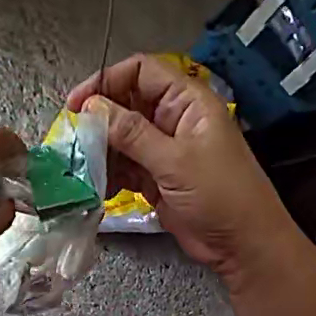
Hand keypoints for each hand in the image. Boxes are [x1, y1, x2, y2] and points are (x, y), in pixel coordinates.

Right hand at [67, 55, 300, 280]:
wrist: (242, 243)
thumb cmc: (220, 195)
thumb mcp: (175, 161)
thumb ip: (132, 134)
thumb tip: (93, 107)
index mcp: (187, 102)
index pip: (141, 72)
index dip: (107, 81)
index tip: (77, 104)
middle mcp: (173, 120)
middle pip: (127, 105)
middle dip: (99, 120)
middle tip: (73, 140)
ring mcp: (164, 150)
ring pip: (122, 139)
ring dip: (100, 151)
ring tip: (79, 167)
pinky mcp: (157, 178)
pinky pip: (125, 168)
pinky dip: (109, 175)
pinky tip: (94, 188)